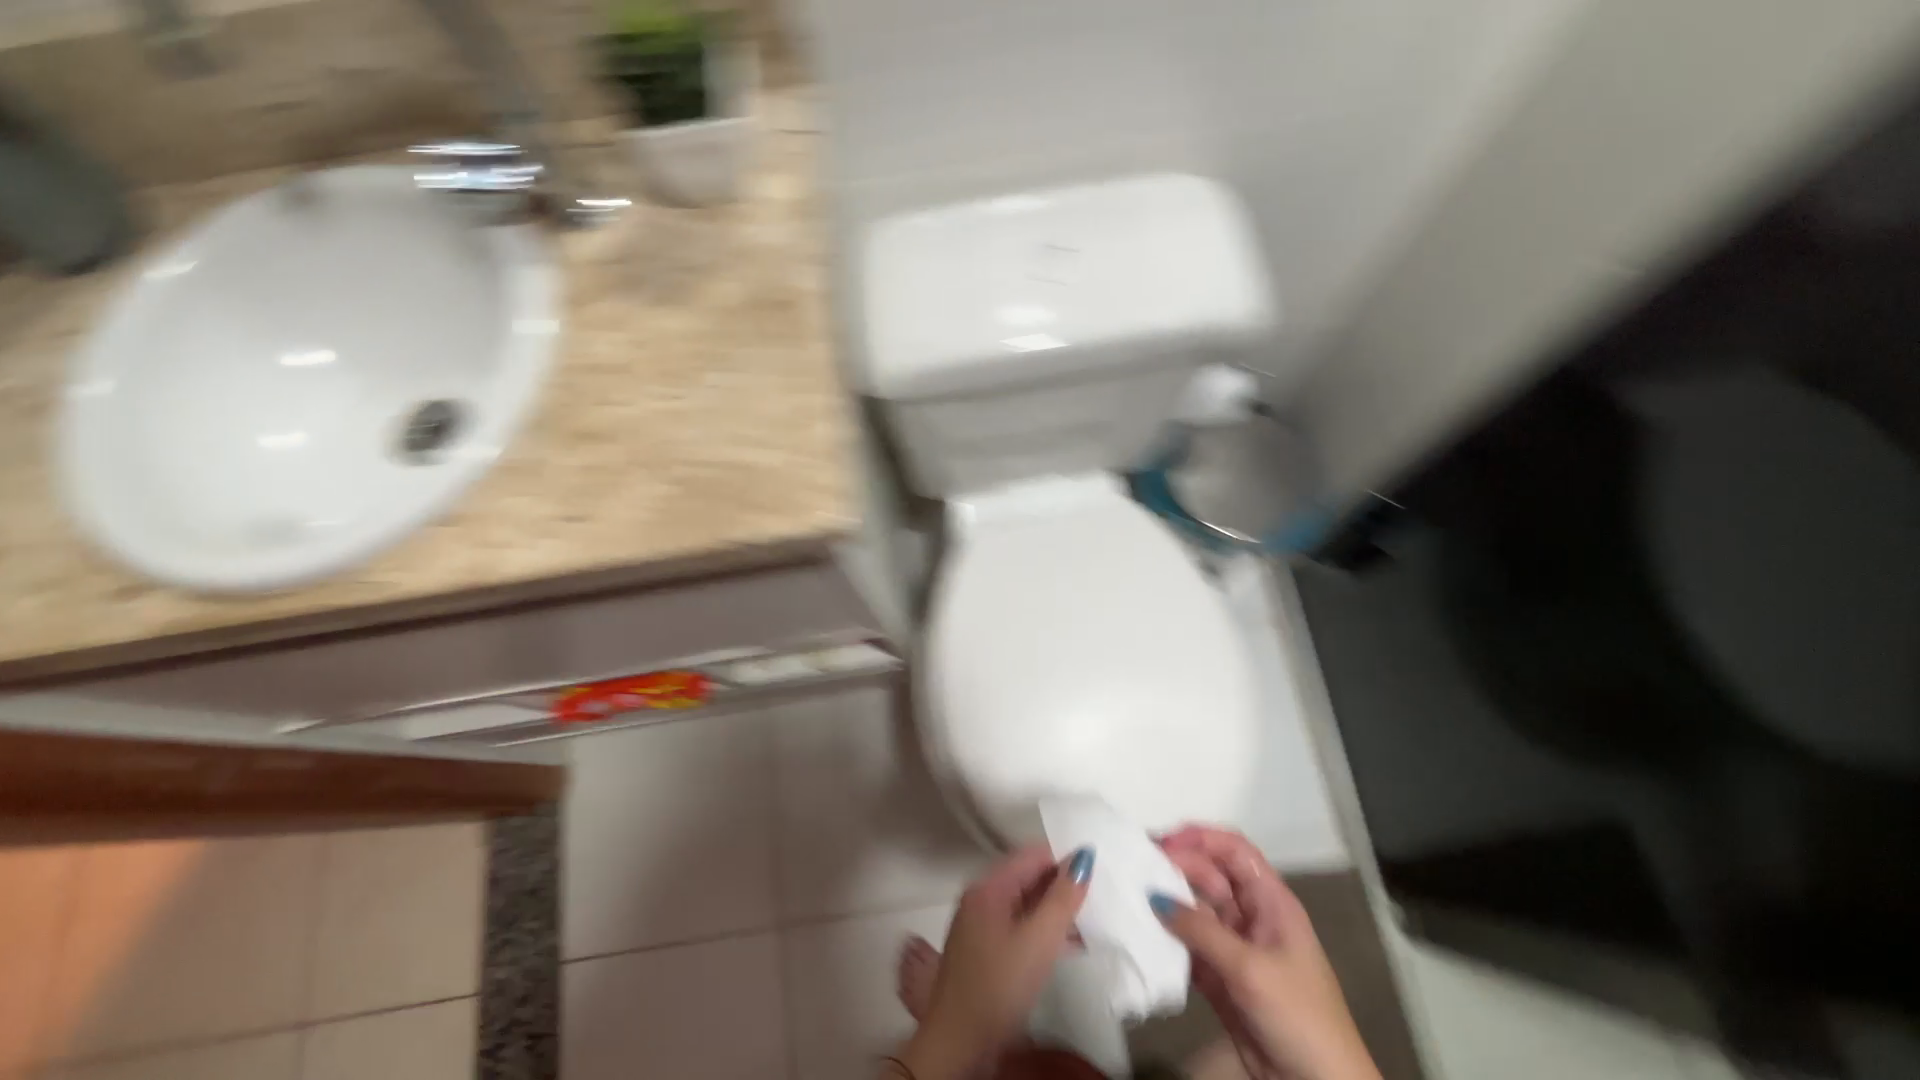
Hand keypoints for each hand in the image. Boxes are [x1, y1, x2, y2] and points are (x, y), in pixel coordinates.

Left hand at [896, 843, 1093, 1079]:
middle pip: (1028, 876)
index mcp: (988, 887)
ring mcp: (981, 925)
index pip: (1032, 854)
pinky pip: (1020, 926)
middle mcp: (981, 898)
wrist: (959, 1043)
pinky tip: (1070, 944)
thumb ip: (1063, 898)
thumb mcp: (1039, 940)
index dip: (1065, 859)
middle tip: (1099, 897)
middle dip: (1062, 884)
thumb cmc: (1000, 985)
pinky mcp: (986, 951)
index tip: (1097, 873)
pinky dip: (1043, 929)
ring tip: (1091, 921)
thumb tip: (1083, 856)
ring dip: (1056, 910)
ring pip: (1026, 903)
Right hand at [1156, 826, 1379, 1079]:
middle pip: (1211, 876)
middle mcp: (1251, 917)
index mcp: (1272, 902)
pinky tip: (1141, 932)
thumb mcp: (1250, 968)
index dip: (1201, 838)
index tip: (1163, 841)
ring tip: (1129, 894)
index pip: (1235, 852)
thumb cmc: (1297, 1014)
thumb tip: (1154, 897)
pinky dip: (1166, 938)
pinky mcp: (1219, 977)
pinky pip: (1188, 945)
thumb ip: (1201, 930)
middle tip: (1135, 868)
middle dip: (1177, 867)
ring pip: (1195, 910)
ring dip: (1167, 901)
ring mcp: (1234, 947)